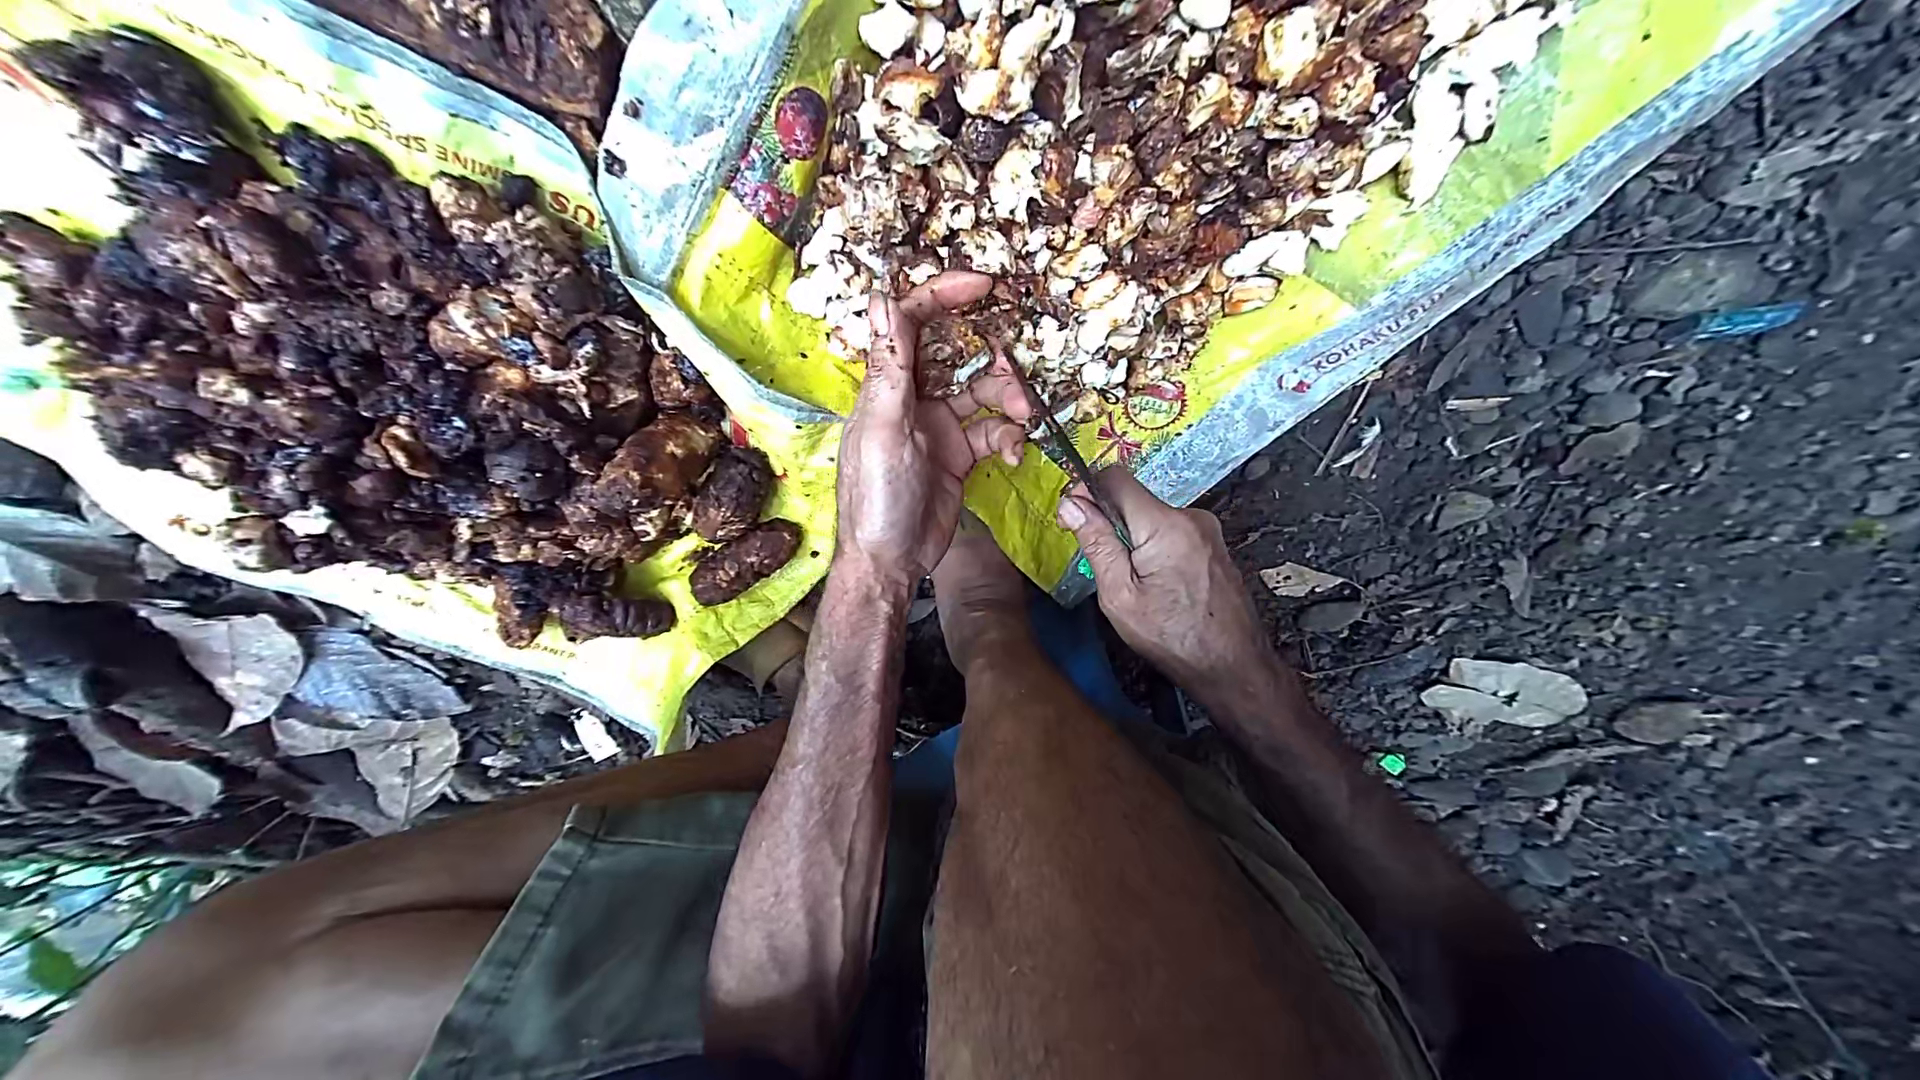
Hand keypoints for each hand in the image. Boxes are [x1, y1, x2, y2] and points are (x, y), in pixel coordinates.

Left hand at [836, 271, 1031, 589]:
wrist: (892, 562)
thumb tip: (881, 299)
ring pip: (984, 394)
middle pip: (959, 357)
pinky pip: (992, 432)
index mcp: (887, 387)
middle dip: (991, 361)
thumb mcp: (884, 430)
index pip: (911, 323)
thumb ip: (889, 370)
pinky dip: (1007, 438)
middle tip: (1015, 373)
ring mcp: (940, 426)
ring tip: (1022, 421)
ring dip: (1008, 402)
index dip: (943, 296)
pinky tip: (1011, 456)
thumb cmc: (877, 498)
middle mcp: (913, 399)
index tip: (982, 285)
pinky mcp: (961, 454)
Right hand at [1056, 469, 1275, 694]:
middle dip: (1109, 521)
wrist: (1233, 666)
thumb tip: (1071, 504)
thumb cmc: (1172, 637)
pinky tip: (1156, 582)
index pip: (1116, 477)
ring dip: (1132, 538)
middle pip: (1134, 499)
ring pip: (1152, 517)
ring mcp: (1206, 530)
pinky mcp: (1212, 544)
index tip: (1074, 517)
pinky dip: (1153, 546)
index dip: (1088, 490)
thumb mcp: (1119, 595)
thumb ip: (1096, 543)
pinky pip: (1171, 531)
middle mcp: (1190, 517)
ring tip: (1131, 580)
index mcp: (1164, 525)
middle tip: (1099, 560)